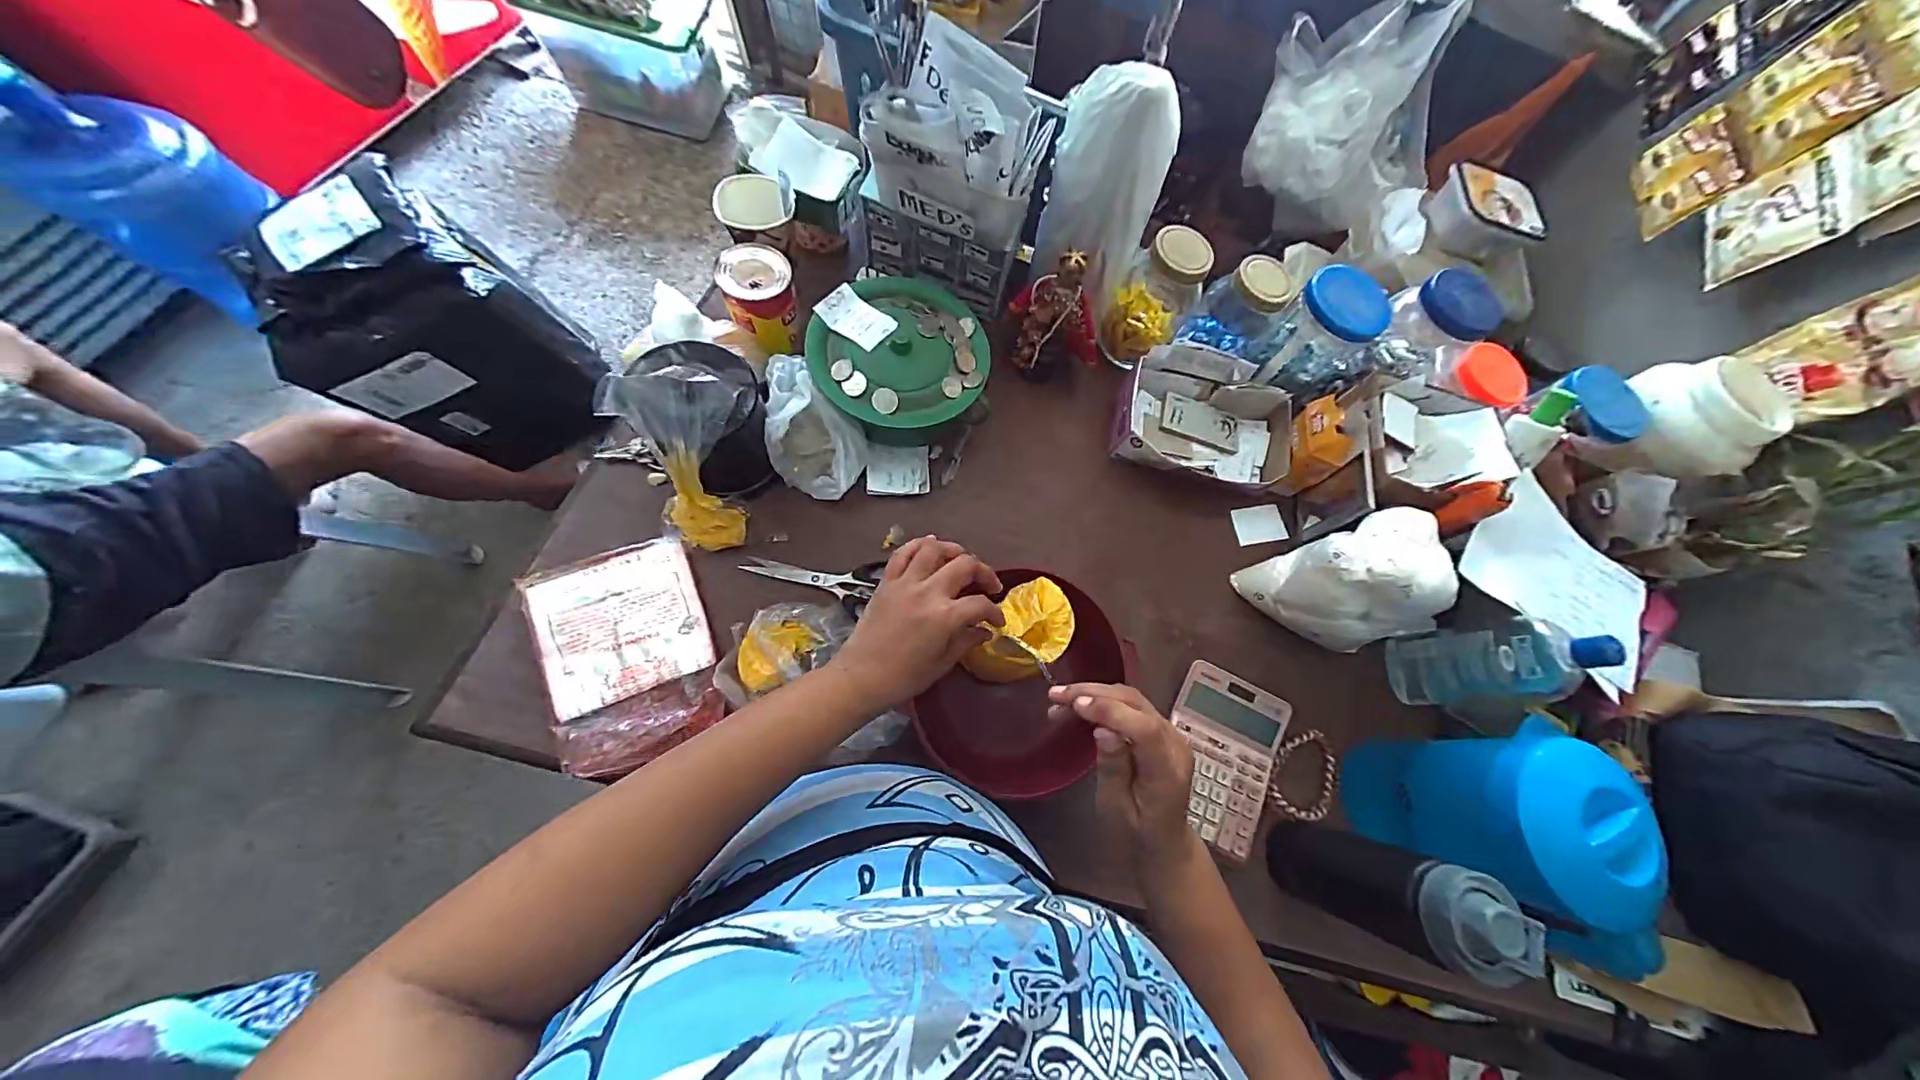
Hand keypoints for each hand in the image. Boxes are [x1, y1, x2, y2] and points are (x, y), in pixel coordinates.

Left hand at [827, 536, 1003, 709]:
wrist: (861, 676)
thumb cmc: (904, 677)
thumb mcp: (942, 664)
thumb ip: (965, 641)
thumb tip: (984, 631)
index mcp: (944, 617)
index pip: (979, 604)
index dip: (994, 612)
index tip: (997, 621)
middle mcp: (927, 592)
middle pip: (964, 566)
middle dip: (983, 572)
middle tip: (988, 585)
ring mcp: (905, 583)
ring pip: (934, 550)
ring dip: (954, 550)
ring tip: (963, 560)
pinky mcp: (887, 582)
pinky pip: (902, 553)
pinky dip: (918, 544)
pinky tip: (931, 545)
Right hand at [1048, 682, 1198, 874]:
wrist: (1165, 840)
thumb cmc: (1137, 832)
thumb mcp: (1118, 809)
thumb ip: (1113, 768)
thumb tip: (1104, 730)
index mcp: (1167, 770)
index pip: (1144, 728)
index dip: (1110, 711)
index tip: (1075, 705)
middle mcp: (1174, 744)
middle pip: (1136, 704)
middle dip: (1094, 693)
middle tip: (1056, 696)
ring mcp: (1170, 733)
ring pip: (1131, 698)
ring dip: (1095, 693)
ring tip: (1060, 698)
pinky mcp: (1159, 730)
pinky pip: (1131, 706)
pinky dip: (1103, 700)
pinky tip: (1078, 704)